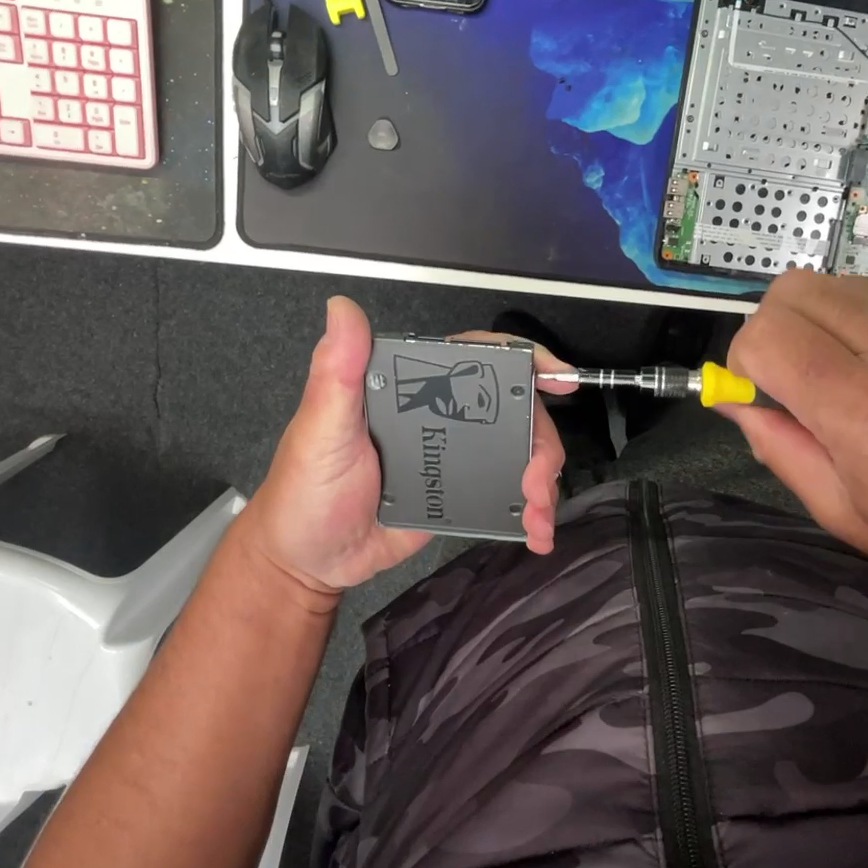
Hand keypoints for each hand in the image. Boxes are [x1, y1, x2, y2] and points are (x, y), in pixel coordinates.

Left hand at [233, 297, 574, 605]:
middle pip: (515, 410)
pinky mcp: (464, 497)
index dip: (525, 359)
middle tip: (539, 480)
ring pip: (521, 452)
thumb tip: (341, 307)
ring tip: (538, 516)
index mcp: (413, 388)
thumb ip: (336, 372)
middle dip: (542, 442)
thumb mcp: (320, 428)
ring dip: (544, 481)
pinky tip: (538, 532)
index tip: (560, 377)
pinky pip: (510, 493)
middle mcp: (443, 415)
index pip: (478, 358)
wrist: (309, 560)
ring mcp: (458, 458)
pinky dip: (533, 510)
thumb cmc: (307, 489)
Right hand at [721, 272, 867, 594]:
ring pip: (844, 283)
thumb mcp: (841, 511)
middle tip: (801, 373)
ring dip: (830, 322)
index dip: (745, 360)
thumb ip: (776, 445)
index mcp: (865, 412)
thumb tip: (732, 396)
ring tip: (862, 371)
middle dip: (779, 328)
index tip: (763, 390)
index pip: (766, 336)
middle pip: (796, 290)